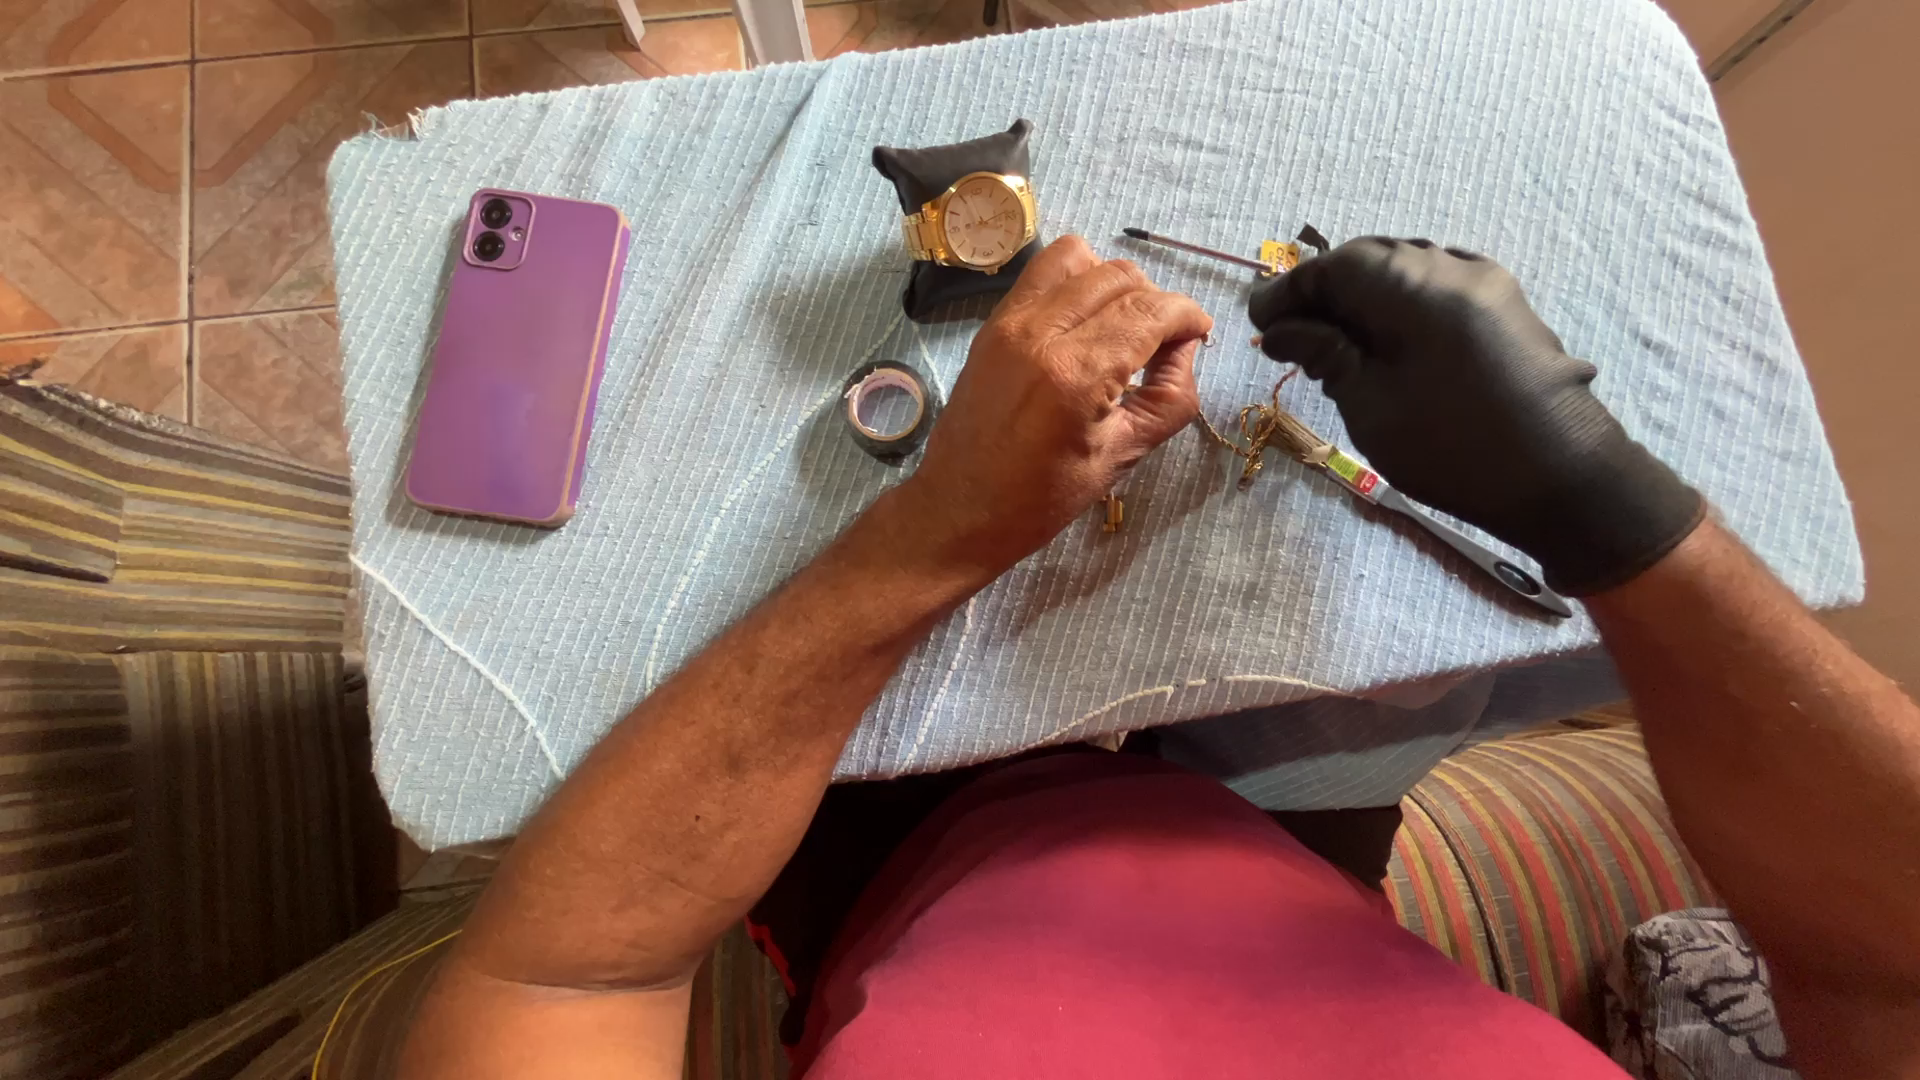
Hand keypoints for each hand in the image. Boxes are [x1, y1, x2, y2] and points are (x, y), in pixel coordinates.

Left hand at [898, 235, 1211, 577]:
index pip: (1150, 310)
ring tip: (1117, 327)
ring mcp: (1008, 322)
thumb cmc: (1041, 498)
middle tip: (1158, 345)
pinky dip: (1073, 283)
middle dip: (1154, 301)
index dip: (1187, 316)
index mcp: (1075, 373)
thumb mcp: (1121, 456)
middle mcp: (1040, 332)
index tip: (1198, 336)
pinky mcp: (991, 324)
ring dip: (1112, 282)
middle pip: (1120, 276)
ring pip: (1078, 259)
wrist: (959, 510)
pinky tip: (1081, 326)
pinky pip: (1041, 274)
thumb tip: (1186, 348)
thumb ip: (1170, 398)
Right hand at [1248, 237, 1702, 593]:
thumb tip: (1280, 328)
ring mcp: (1484, 286)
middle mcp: (1455, 270)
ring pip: (1400, 271)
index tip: (1257, 324)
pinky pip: (1430, 287)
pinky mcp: (1499, 309)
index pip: (1337, 264)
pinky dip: (1389, 305)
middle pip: (1369, 259)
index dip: (1289, 290)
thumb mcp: (1368, 402)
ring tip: (1321, 342)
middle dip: (1319, 292)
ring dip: (1353, 299)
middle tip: (1283, 334)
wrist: (1558, 479)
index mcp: (1418, 290)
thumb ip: (1323, 352)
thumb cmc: (1449, 446)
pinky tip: (1371, 341)